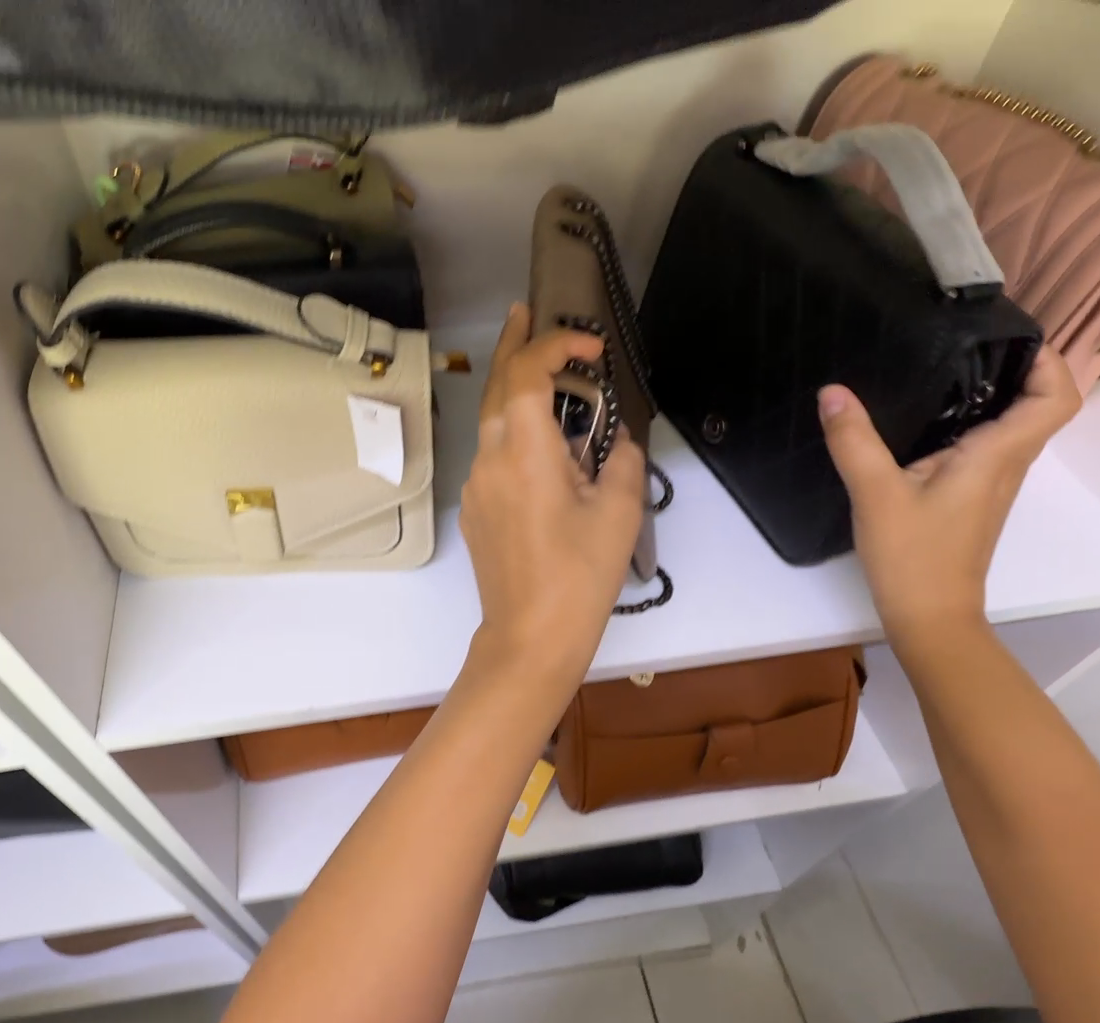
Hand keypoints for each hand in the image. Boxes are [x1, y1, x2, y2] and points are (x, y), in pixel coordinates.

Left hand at [460, 304, 645, 683]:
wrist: (530, 634)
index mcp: (525, 452)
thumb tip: (616, 440)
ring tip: (545, 371)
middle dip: (513, 343)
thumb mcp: (620, 512)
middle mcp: (490, 458)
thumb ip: (623, 459)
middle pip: (495, 384)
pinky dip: (514, 430)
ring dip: (515, 388)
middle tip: (528, 311)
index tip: (591, 346)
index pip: (528, 373)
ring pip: (490, 419)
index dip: (555, 344)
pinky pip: (492, 453)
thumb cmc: (580, 576)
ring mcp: (476, 484)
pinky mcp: (475, 508)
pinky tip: (544, 447)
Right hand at [820, 348, 1080, 643]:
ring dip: (991, 396)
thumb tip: (832, 392)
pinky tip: (923, 422)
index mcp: (997, 456)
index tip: (1011, 337)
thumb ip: (854, 440)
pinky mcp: (970, 500)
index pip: (1056, 398)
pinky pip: (983, 448)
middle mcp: (1005, 466)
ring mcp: (990, 485)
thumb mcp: (875, 493)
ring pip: (1010, 427)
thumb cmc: (913, 555)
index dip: (1049, 362)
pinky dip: (967, 424)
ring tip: (940, 369)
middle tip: (964, 342)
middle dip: (1014, 369)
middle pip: (1037, 406)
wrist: (929, 615)